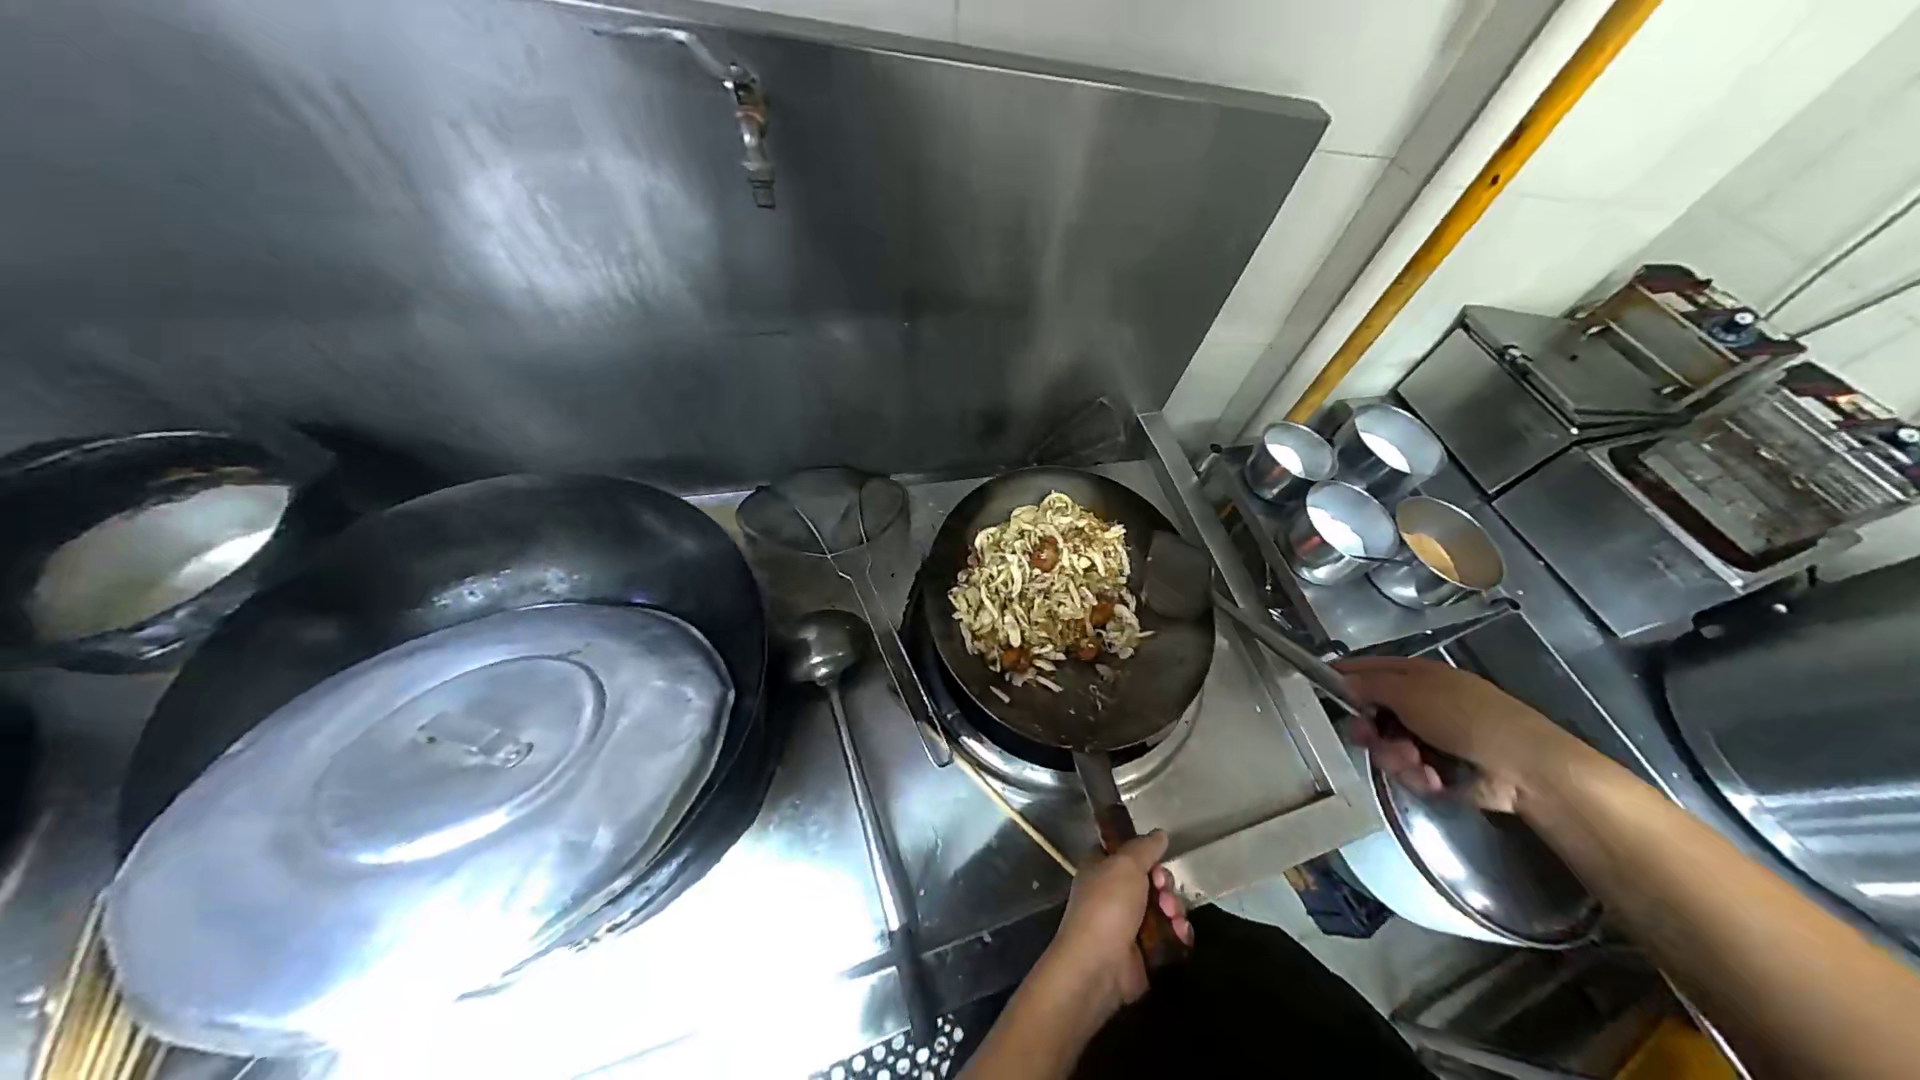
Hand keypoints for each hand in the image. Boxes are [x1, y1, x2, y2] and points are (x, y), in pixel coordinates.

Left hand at [1038, 831, 1190, 1020]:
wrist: (1098, 965)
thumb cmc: (1107, 906)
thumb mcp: (1125, 865)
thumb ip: (1144, 848)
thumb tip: (1160, 833)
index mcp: (1101, 867)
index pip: (1128, 852)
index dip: (1146, 854)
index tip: (1156, 860)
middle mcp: (1114, 892)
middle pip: (1152, 879)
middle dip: (1165, 884)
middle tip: (1163, 891)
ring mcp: (1130, 922)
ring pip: (1164, 906)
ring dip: (1174, 908)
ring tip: (1172, 917)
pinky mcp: (1145, 949)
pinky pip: (1170, 934)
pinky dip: (1178, 932)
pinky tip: (1180, 933)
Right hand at [1338, 656, 1595, 812]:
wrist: (1524, 767)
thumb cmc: (1467, 716)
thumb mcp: (1411, 692)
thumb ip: (1370, 686)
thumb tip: (1343, 680)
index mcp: (1418, 677)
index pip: (1370, 670)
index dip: (1345, 676)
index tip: (1322, 686)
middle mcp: (1421, 705)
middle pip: (1372, 713)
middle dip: (1369, 728)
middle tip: (1368, 736)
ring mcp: (1430, 738)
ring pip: (1386, 746)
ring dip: (1394, 755)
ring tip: (1414, 761)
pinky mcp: (1438, 770)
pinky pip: (1408, 771)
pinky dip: (1417, 775)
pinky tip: (1433, 777)